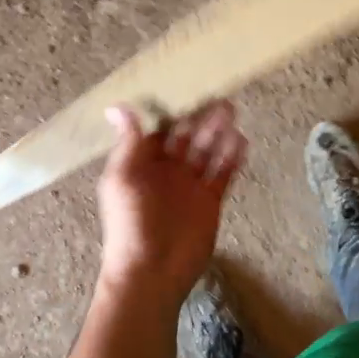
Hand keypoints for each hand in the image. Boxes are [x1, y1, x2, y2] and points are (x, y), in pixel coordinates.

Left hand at [94, 100, 246, 302]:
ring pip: (207, 150)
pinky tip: (241, 139)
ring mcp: (190, 185)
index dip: (172, 109)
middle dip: (201, 116)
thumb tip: (117, 105)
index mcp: (143, 163)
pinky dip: (232, 156)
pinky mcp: (210, 201)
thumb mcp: (122, 178)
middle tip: (218, 95)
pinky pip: (223, 173)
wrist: (151, 274)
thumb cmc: (130, 224)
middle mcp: (168, 170)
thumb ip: (128, 142)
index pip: (159, 128)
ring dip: (218, 131)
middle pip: (188, 135)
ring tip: (232, 111)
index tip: (185, 84)